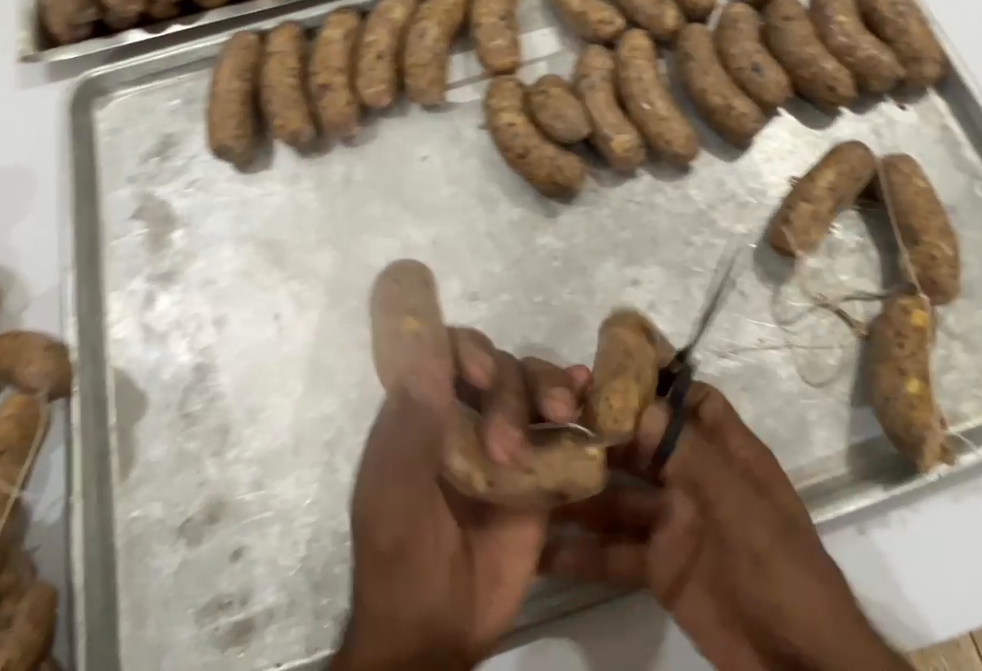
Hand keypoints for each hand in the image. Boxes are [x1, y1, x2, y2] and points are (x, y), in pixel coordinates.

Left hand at [335, 268, 589, 670]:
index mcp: (421, 416)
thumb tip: (427, 356)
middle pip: (496, 368)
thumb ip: (410, 429)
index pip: (442, 354)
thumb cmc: (400, 561)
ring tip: (563, 413)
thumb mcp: (393, 498)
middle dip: (509, 392)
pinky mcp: (540, 470)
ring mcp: (505, 442)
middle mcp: (463, 419)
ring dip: (549, 387)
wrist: (439, 630)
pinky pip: (563, 427)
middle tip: (509, 447)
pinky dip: (578, 401)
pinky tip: (588, 395)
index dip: (464, 351)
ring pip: (531, 387)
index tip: (481, 375)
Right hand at [544, 384, 908, 670]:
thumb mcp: (736, 502)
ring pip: (620, 499)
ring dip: (579, 493)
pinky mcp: (660, 569)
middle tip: (544, 426)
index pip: (692, 401)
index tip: (602, 370)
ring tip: (527, 483)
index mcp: (727, 455)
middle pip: (643, 446)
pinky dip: (581, 552)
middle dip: (600, 435)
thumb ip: (687, 452)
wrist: (795, 658)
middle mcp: (697, 481)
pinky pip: (614, 552)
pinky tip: (540, 549)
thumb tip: (641, 402)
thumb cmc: (776, 566)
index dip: (654, 383)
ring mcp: (676, 525)